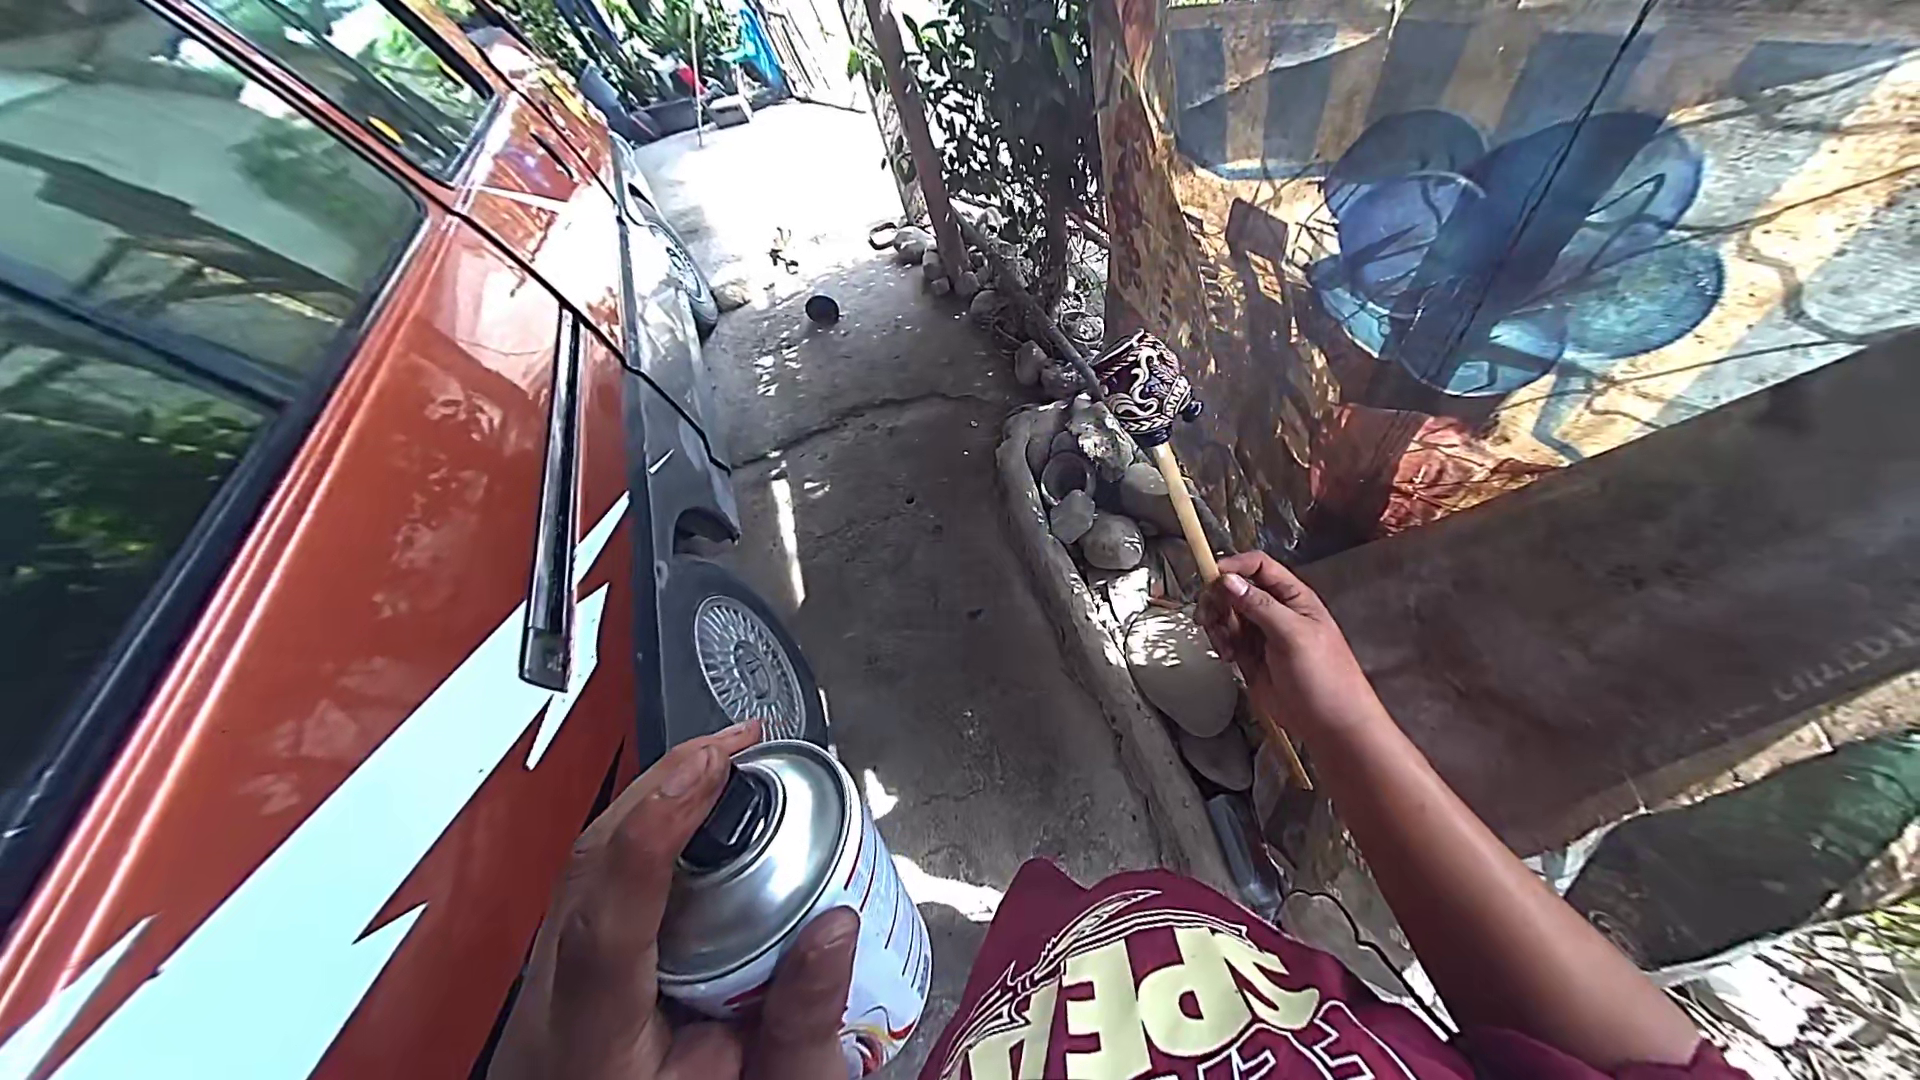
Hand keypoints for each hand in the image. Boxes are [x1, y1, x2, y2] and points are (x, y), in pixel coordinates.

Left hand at [489, 720, 858, 1079]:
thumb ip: (803, 1023)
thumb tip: (837, 923)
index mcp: (593, 1048)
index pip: (607, 924)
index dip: (657, 831)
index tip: (714, 766)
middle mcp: (554, 1005)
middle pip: (593, 861)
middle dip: (671, 780)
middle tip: (740, 743)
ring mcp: (550, 976)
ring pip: (594, 855)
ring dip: (662, 790)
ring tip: (726, 758)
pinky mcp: (571, 956)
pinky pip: (605, 868)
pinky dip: (655, 820)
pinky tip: (700, 806)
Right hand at [1196, 551, 1379, 741]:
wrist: (1329, 725)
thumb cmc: (1328, 680)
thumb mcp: (1293, 635)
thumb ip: (1259, 605)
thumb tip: (1229, 580)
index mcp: (1292, 598)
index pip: (1258, 566)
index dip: (1233, 567)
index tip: (1212, 577)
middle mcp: (1274, 611)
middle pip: (1233, 589)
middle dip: (1217, 599)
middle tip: (1209, 615)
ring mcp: (1260, 632)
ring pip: (1224, 613)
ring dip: (1216, 624)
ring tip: (1223, 643)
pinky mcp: (1249, 653)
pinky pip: (1224, 637)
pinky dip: (1218, 643)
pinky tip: (1227, 656)